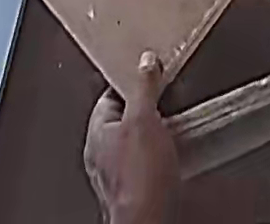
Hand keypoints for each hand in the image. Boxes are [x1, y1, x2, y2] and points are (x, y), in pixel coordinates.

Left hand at [84, 51, 178, 223]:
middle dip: (147, 106)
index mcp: (96, 132)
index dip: (130, 80)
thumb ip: (144, 86)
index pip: (110, 94)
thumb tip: (146, 62)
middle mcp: (103, 154)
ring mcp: (119, 173)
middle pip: (126, 116)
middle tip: (164, 98)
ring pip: (138, 139)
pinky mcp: (137, 188)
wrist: (151, 222)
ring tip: (172, 124)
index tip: (148, 71)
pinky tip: (173, 150)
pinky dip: (161, 152)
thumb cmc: (139, 179)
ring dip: (156, 130)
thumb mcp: (143, 118)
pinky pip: (148, 159)